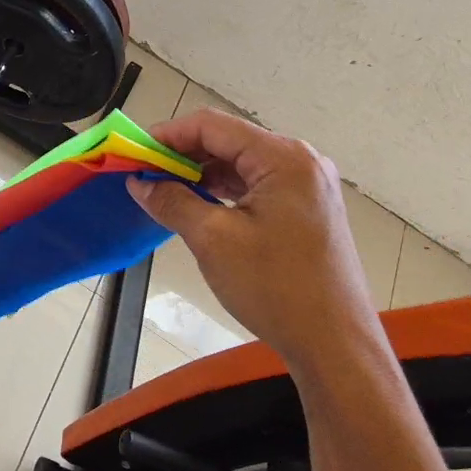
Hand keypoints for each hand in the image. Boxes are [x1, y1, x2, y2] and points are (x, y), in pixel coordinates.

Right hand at [126, 108, 378, 369]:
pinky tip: (197, 205)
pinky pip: (256, 184)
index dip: (167, 135)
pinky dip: (224, 190)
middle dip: (182, 154)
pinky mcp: (307, 208)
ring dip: (201, 173)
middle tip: (143, 174)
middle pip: (228, 140)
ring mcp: (308, 185)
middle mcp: (301, 161)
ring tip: (164, 191)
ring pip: (241, 163)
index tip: (134, 153)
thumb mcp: (213, 240)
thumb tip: (139, 183)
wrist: (335, 345)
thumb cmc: (276, 288)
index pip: (212, 126)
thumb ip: (171, 201)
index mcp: (283, 158)